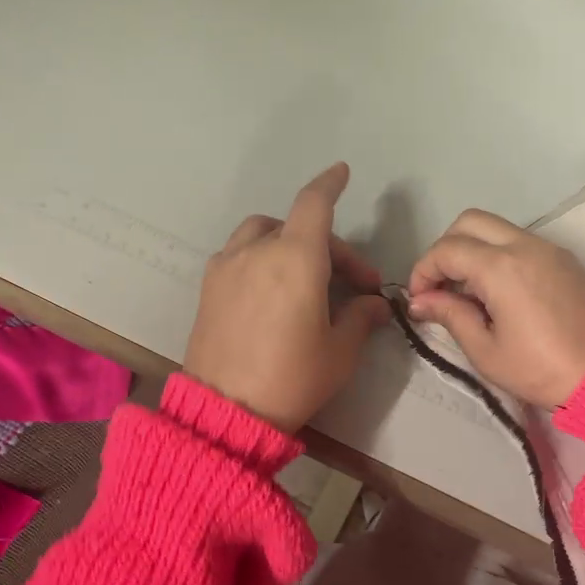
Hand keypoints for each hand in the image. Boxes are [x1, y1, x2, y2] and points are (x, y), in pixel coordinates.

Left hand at [183, 163, 389, 432]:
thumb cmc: (293, 378)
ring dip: (287, 242)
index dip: (330, 184)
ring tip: (306, 276)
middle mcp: (258, 251)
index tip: (342, 172)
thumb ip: (359, 318)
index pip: (315, 203)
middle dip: (328, 245)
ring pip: (261, 234)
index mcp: (296, 259)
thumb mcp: (339, 352)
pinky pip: (239, 254)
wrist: (225, 412)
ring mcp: (227, 267)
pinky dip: (260, 257)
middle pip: (296, 225)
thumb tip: (375, 304)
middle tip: (353, 283)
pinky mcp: (208, 289)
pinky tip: (272, 290)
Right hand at [408, 209, 584, 407]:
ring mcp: (548, 249)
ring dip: (473, 250)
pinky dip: (497, 255)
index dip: (424, 271)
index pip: (447, 250)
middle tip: (440, 287)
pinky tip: (497, 294)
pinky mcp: (564, 260)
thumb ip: (451, 316)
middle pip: (470, 222)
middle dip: (446, 248)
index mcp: (501, 267)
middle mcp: (525, 246)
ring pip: (497, 228)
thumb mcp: (487, 351)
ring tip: (467, 295)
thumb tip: (420, 301)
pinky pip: (520, 242)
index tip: (418, 300)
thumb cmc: (542, 370)